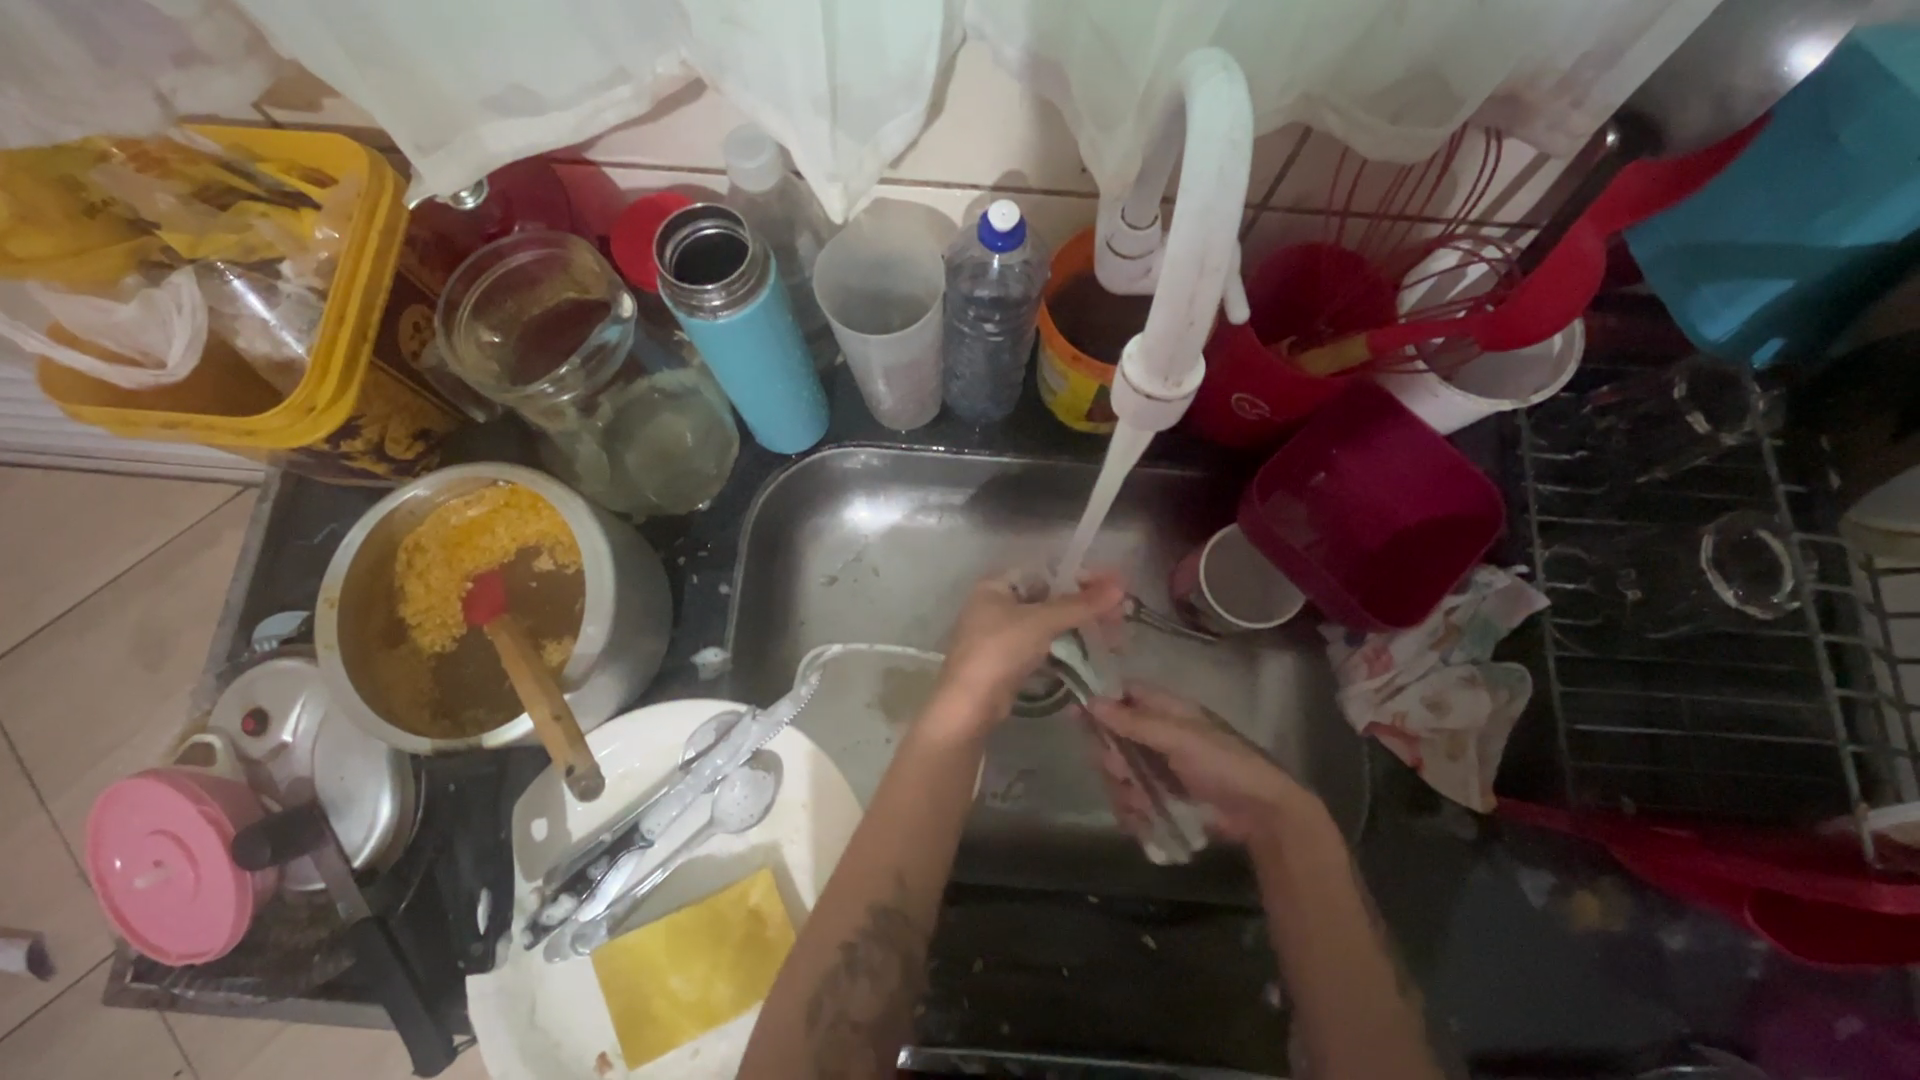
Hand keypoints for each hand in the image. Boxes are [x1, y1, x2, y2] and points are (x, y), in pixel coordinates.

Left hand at [934, 570, 1126, 727]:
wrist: (970, 705)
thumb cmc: (1000, 650)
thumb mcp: (1042, 622)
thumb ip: (1080, 604)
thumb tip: (1119, 586)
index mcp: (996, 586)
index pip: (1045, 571)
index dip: (1080, 576)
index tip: (1113, 585)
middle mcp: (995, 605)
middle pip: (1048, 598)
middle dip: (1084, 606)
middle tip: (1119, 615)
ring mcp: (1000, 635)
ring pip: (1047, 624)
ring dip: (1078, 628)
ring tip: (1113, 636)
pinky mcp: (1008, 661)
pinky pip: (1042, 646)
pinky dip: (1065, 648)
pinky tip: (1091, 653)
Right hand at [1084, 682, 1315, 842]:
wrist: (1259, 814)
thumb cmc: (1224, 764)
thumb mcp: (1181, 737)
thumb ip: (1136, 722)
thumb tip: (1091, 702)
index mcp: (1165, 710)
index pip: (1123, 695)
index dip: (1099, 701)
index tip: (1077, 715)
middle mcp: (1155, 736)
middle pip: (1111, 737)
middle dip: (1111, 757)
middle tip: (1121, 770)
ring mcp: (1156, 769)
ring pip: (1116, 772)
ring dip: (1121, 788)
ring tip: (1140, 801)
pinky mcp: (1158, 799)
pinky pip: (1128, 800)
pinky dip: (1130, 811)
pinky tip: (1142, 819)